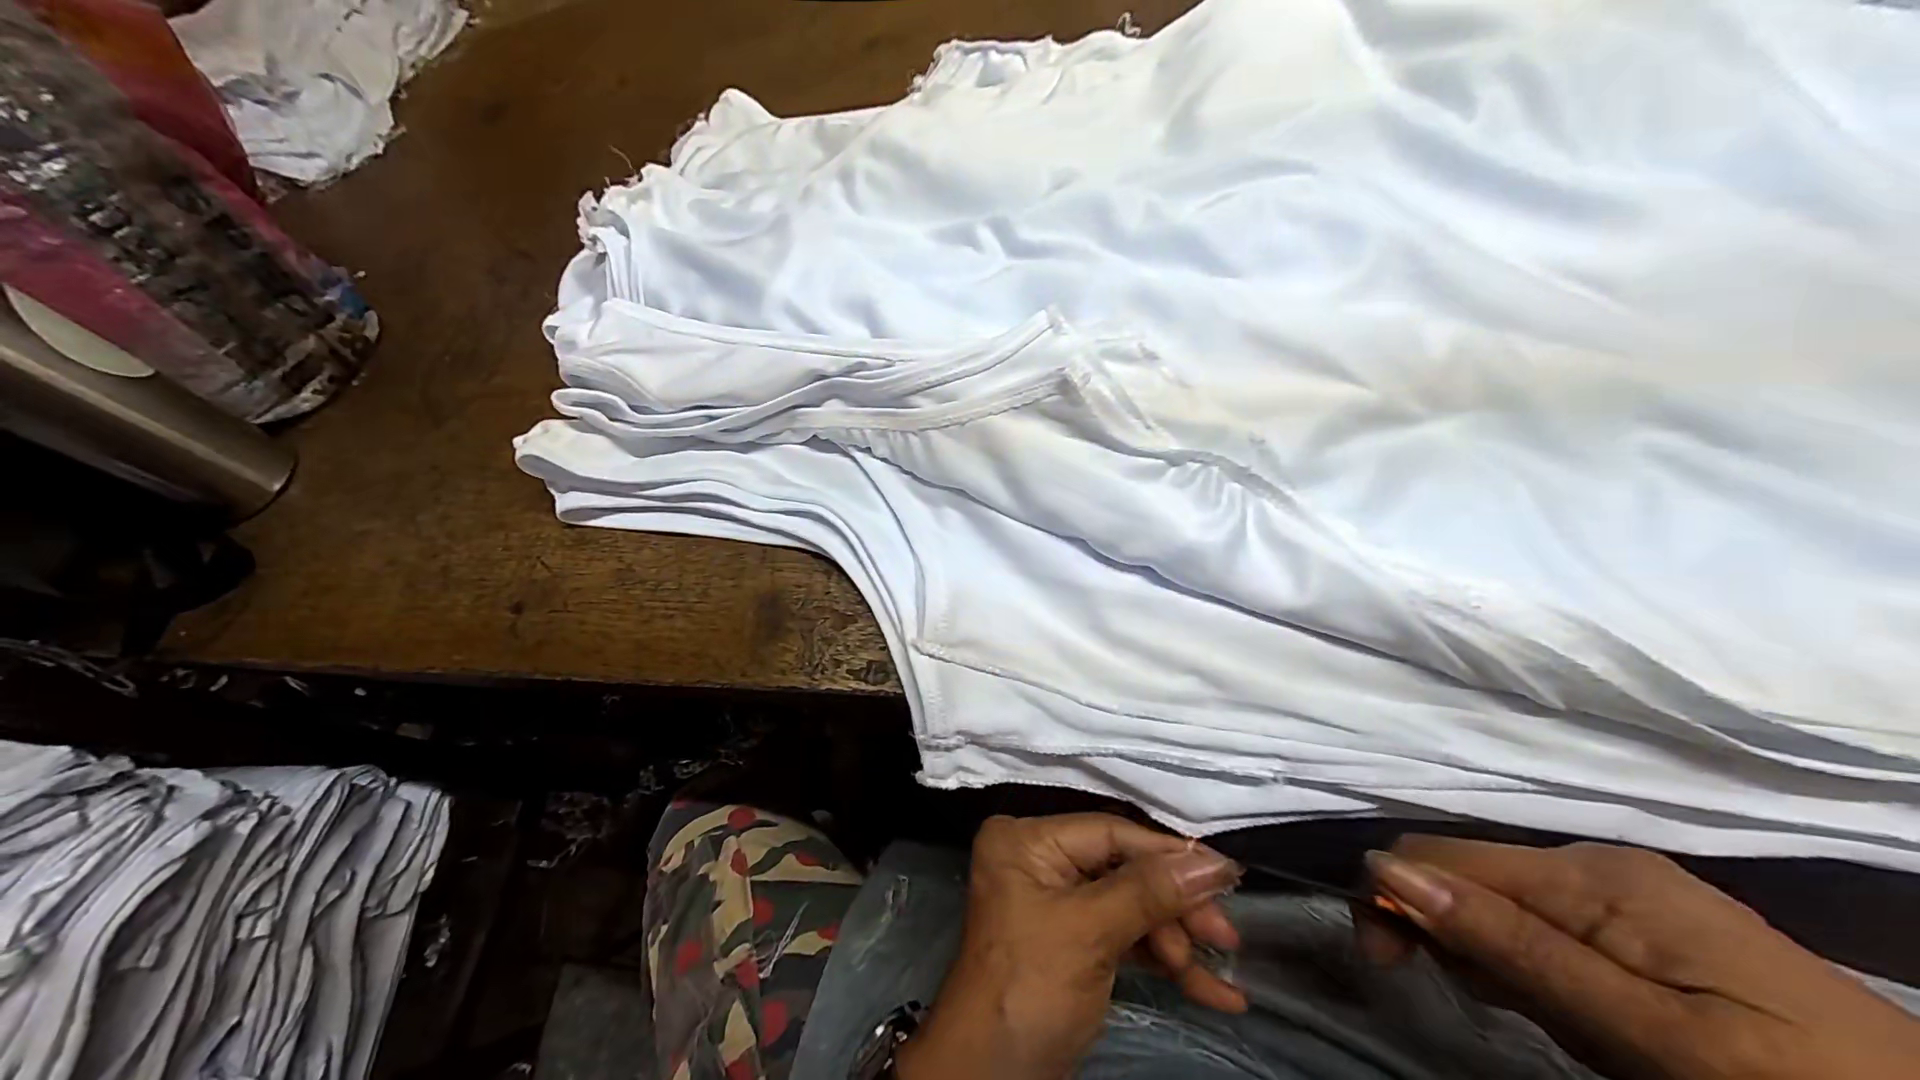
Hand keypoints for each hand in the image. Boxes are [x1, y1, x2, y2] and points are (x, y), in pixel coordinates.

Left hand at [895, 813, 1244, 1079]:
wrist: (988, 1076)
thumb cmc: (1029, 988)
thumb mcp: (1090, 932)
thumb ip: (1151, 892)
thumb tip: (1213, 861)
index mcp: (1028, 840)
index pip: (1111, 834)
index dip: (1169, 854)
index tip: (1227, 875)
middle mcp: (1040, 860)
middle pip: (1126, 870)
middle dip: (1176, 907)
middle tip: (1225, 937)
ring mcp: (1056, 902)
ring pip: (1131, 906)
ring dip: (1176, 941)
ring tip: (1216, 977)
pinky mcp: (1073, 941)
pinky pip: (1124, 936)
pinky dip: (1163, 962)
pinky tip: (1212, 991)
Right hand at [1361, 837, 1919, 1079]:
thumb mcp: (1649, 1034)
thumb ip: (1517, 949)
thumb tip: (1386, 871)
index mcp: (1593, 875)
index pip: (1441, 856)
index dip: (1392, 898)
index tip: (1385, 965)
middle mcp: (1597, 862)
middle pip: (1468, 874)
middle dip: (1449, 935)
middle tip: (1489, 1008)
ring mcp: (1625, 891)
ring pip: (1502, 903)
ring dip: (1495, 959)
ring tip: (1549, 1021)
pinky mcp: (1644, 921)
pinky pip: (1547, 924)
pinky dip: (1534, 966)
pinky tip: (1573, 1007)